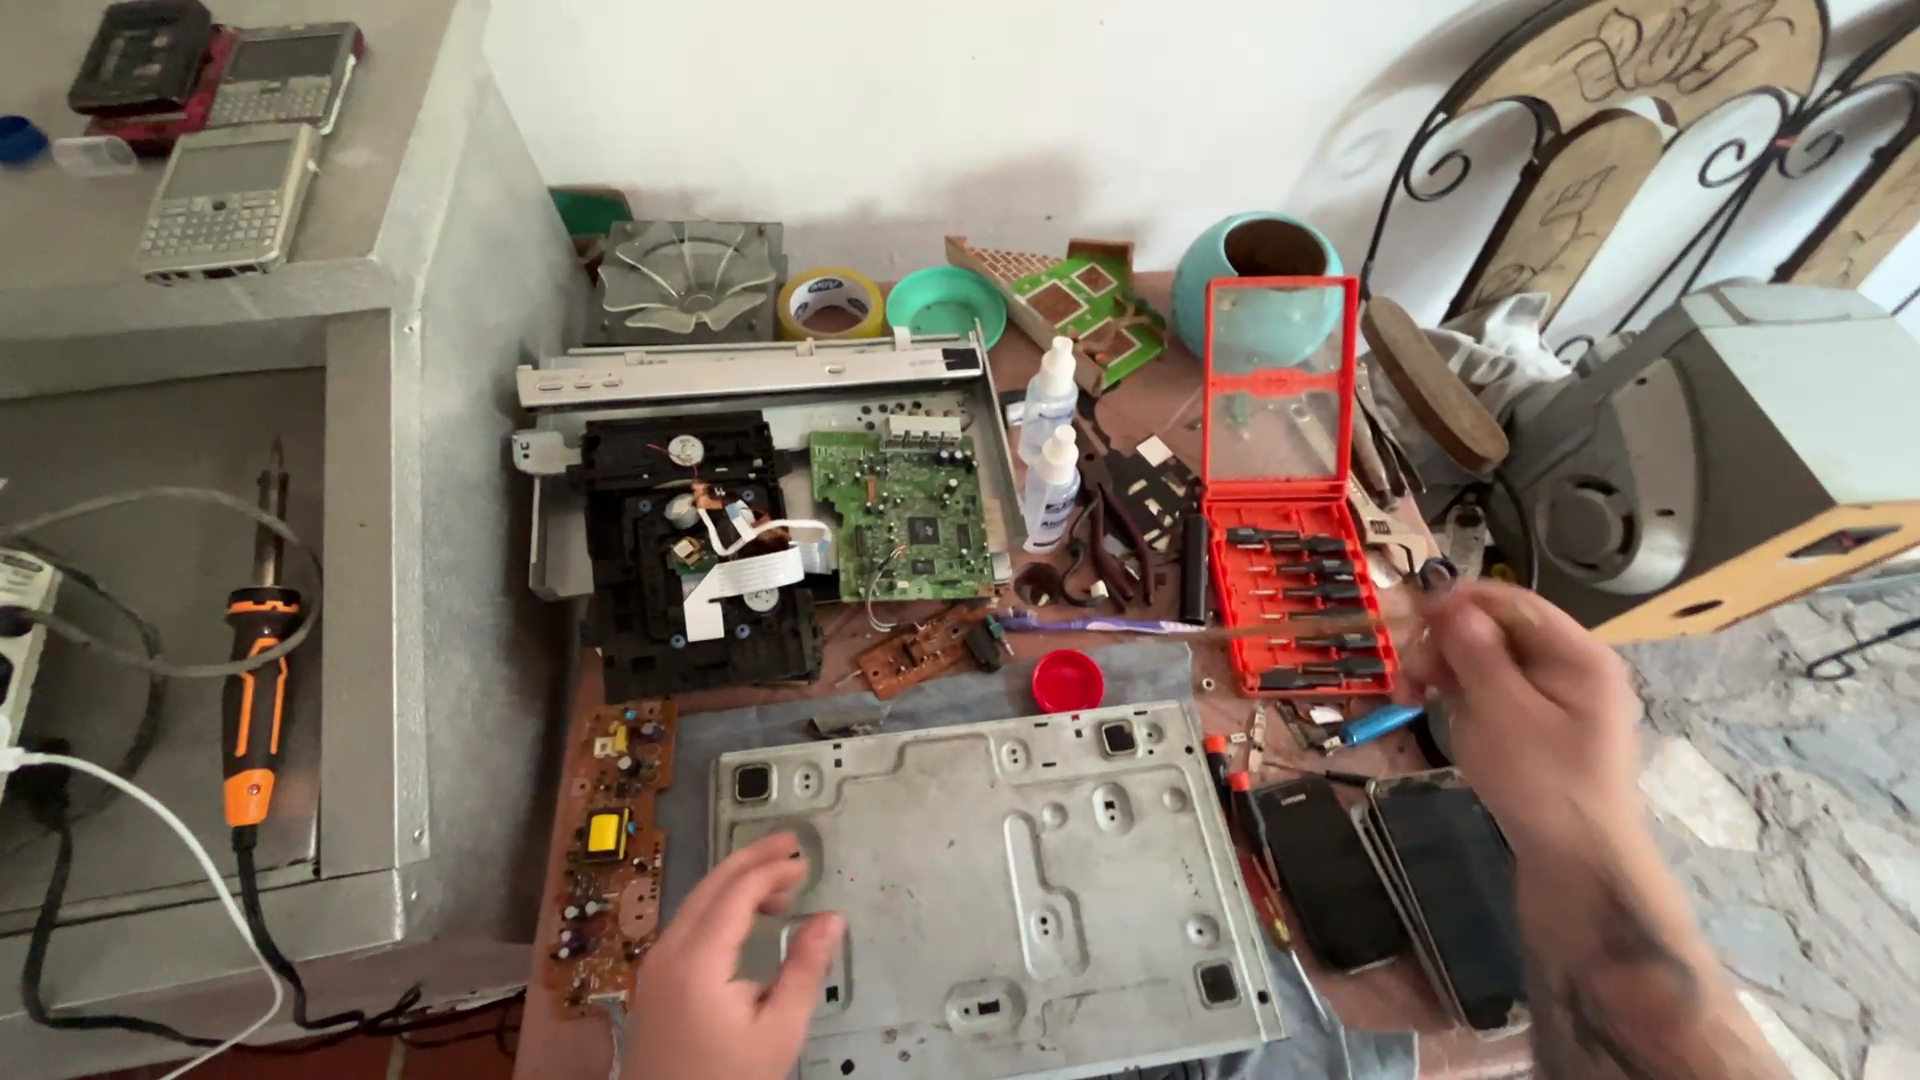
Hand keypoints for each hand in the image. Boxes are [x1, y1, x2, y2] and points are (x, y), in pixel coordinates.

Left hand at [625, 832, 844, 1079]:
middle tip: (791, 842)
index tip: (806, 863)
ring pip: (696, 900)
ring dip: (737, 881)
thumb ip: (805, 969)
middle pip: (711, 885)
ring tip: (779, 883)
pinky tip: (746, 917)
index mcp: (697, 962)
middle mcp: (668, 953)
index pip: (737, 892)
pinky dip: (720, 905)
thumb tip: (831, 917)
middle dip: (753, 858)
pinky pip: (688, 922)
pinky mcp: (654, 982)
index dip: (773, 869)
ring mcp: (655, 967)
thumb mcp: (778, 1033)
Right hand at [1402, 581, 1643, 854]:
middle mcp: (1565, 664)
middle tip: (1407, 677)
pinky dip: (1452, 689)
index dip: (1459, 600)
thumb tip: (1446, 598)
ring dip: (1439, 668)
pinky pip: (1484, 683)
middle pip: (1491, 627)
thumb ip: (1475, 651)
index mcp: (1576, 655)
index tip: (1410, 616)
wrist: (1574, 857)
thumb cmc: (1540, 780)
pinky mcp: (1529, 715)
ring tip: (1410, 698)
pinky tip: (1429, 707)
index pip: (1511, 601)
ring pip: (1480, 655)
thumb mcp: (1501, 711)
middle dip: (1442, 643)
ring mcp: (1547, 691)